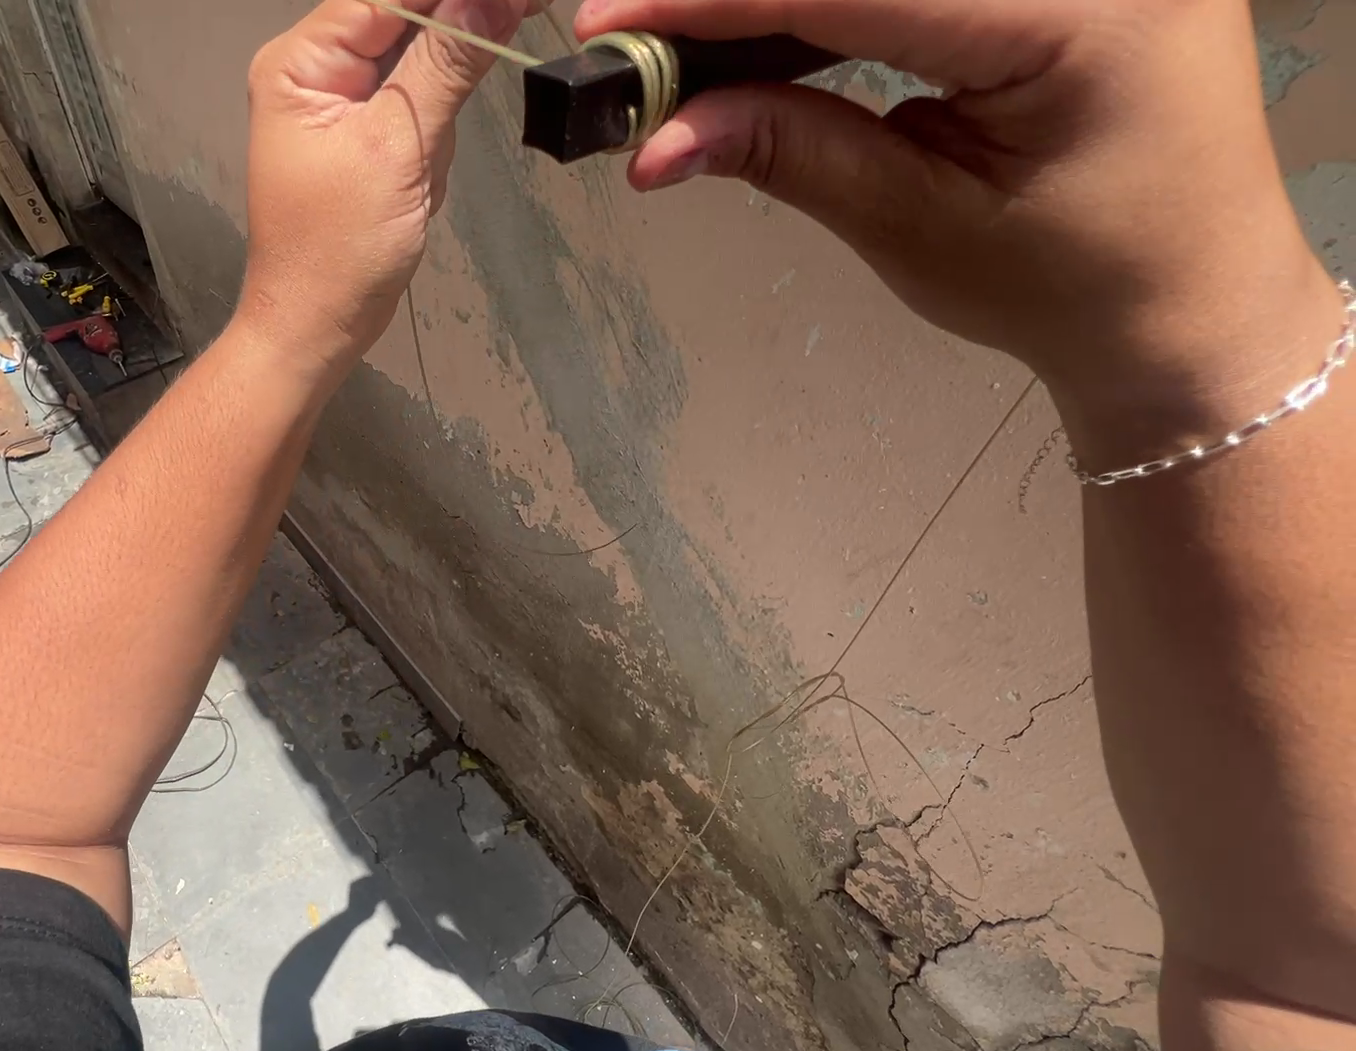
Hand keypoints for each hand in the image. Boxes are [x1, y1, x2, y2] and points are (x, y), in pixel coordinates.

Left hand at [238, 0, 526, 383]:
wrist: (318, 326)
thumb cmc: (336, 252)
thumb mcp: (397, 148)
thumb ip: (448, 64)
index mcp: (301, 63)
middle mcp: (317, 75)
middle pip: (405, 21)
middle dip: (449, 56)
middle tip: (448, 122)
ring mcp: (343, 111)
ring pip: (419, 72)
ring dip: (439, 116)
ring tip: (416, 177)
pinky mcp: (367, 144)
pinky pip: (418, 117)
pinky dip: (432, 144)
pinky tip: (416, 185)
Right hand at [574, 0, 1344, 460]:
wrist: (1172, 292)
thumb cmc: (1054, 281)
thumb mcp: (911, 226)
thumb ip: (790, 156)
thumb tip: (658, 145)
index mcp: (1079, 7)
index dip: (718, 0)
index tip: (608, 23)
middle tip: (626, 34)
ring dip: (764, 2)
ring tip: (675, 48)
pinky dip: (812, 10)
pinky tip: (750, 36)